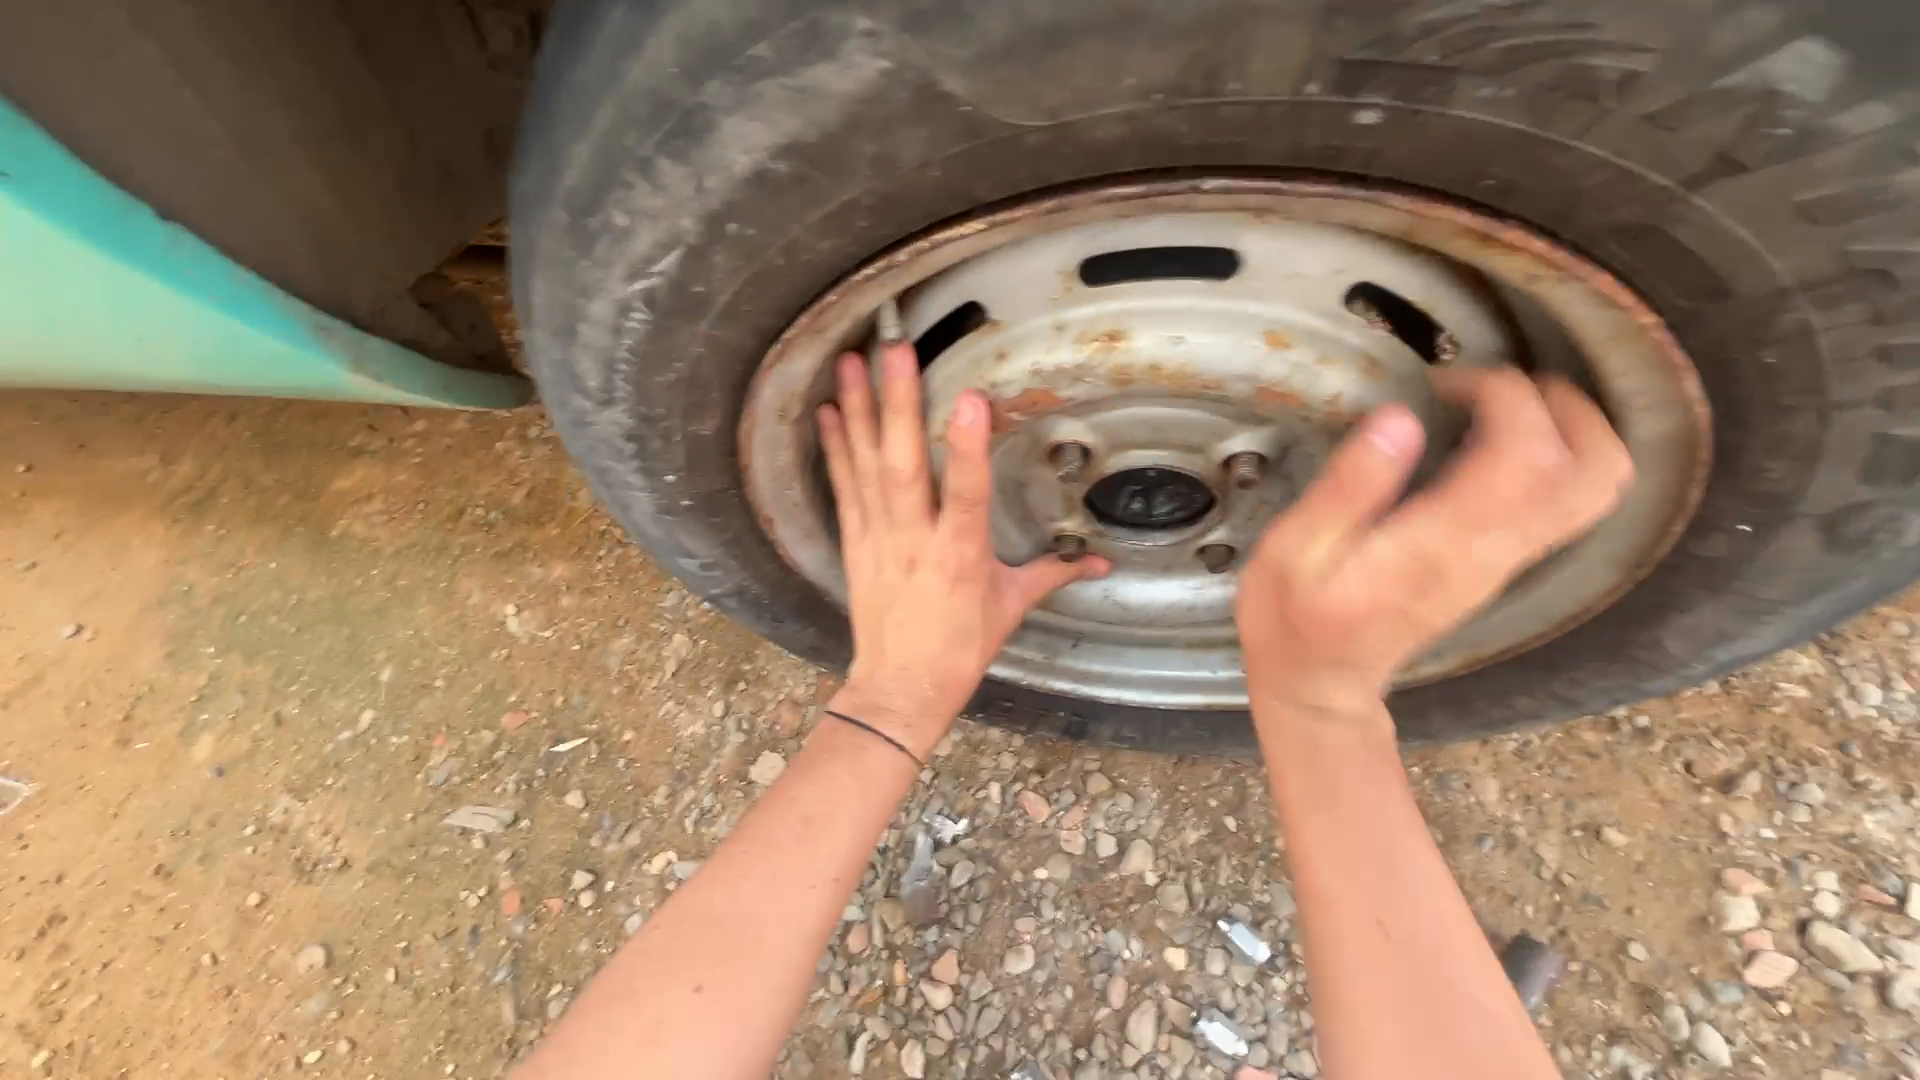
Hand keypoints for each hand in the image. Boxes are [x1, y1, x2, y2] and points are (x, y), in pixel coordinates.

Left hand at [817, 342, 1110, 756]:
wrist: (900, 686)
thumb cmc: (958, 649)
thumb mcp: (1011, 608)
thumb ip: (1053, 575)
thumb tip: (1098, 563)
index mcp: (960, 556)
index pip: (968, 495)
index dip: (969, 448)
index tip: (971, 399)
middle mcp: (915, 540)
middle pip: (904, 466)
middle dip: (899, 404)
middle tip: (894, 350)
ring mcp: (879, 538)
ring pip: (867, 467)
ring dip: (859, 412)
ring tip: (850, 362)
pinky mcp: (855, 542)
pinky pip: (843, 488)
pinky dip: (835, 448)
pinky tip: (826, 412)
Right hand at [1234, 369, 1633, 727]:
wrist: (1318, 682)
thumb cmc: (1292, 618)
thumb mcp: (1293, 551)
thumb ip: (1347, 487)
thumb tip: (1399, 419)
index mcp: (1439, 543)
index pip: (1522, 452)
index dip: (1502, 395)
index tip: (1444, 381)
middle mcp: (1491, 552)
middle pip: (1592, 470)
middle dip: (1565, 405)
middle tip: (1499, 381)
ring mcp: (1503, 563)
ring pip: (1596, 489)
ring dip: (1575, 430)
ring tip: (1511, 402)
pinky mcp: (1499, 567)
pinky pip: (1568, 505)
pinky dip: (1560, 457)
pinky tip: (1501, 441)